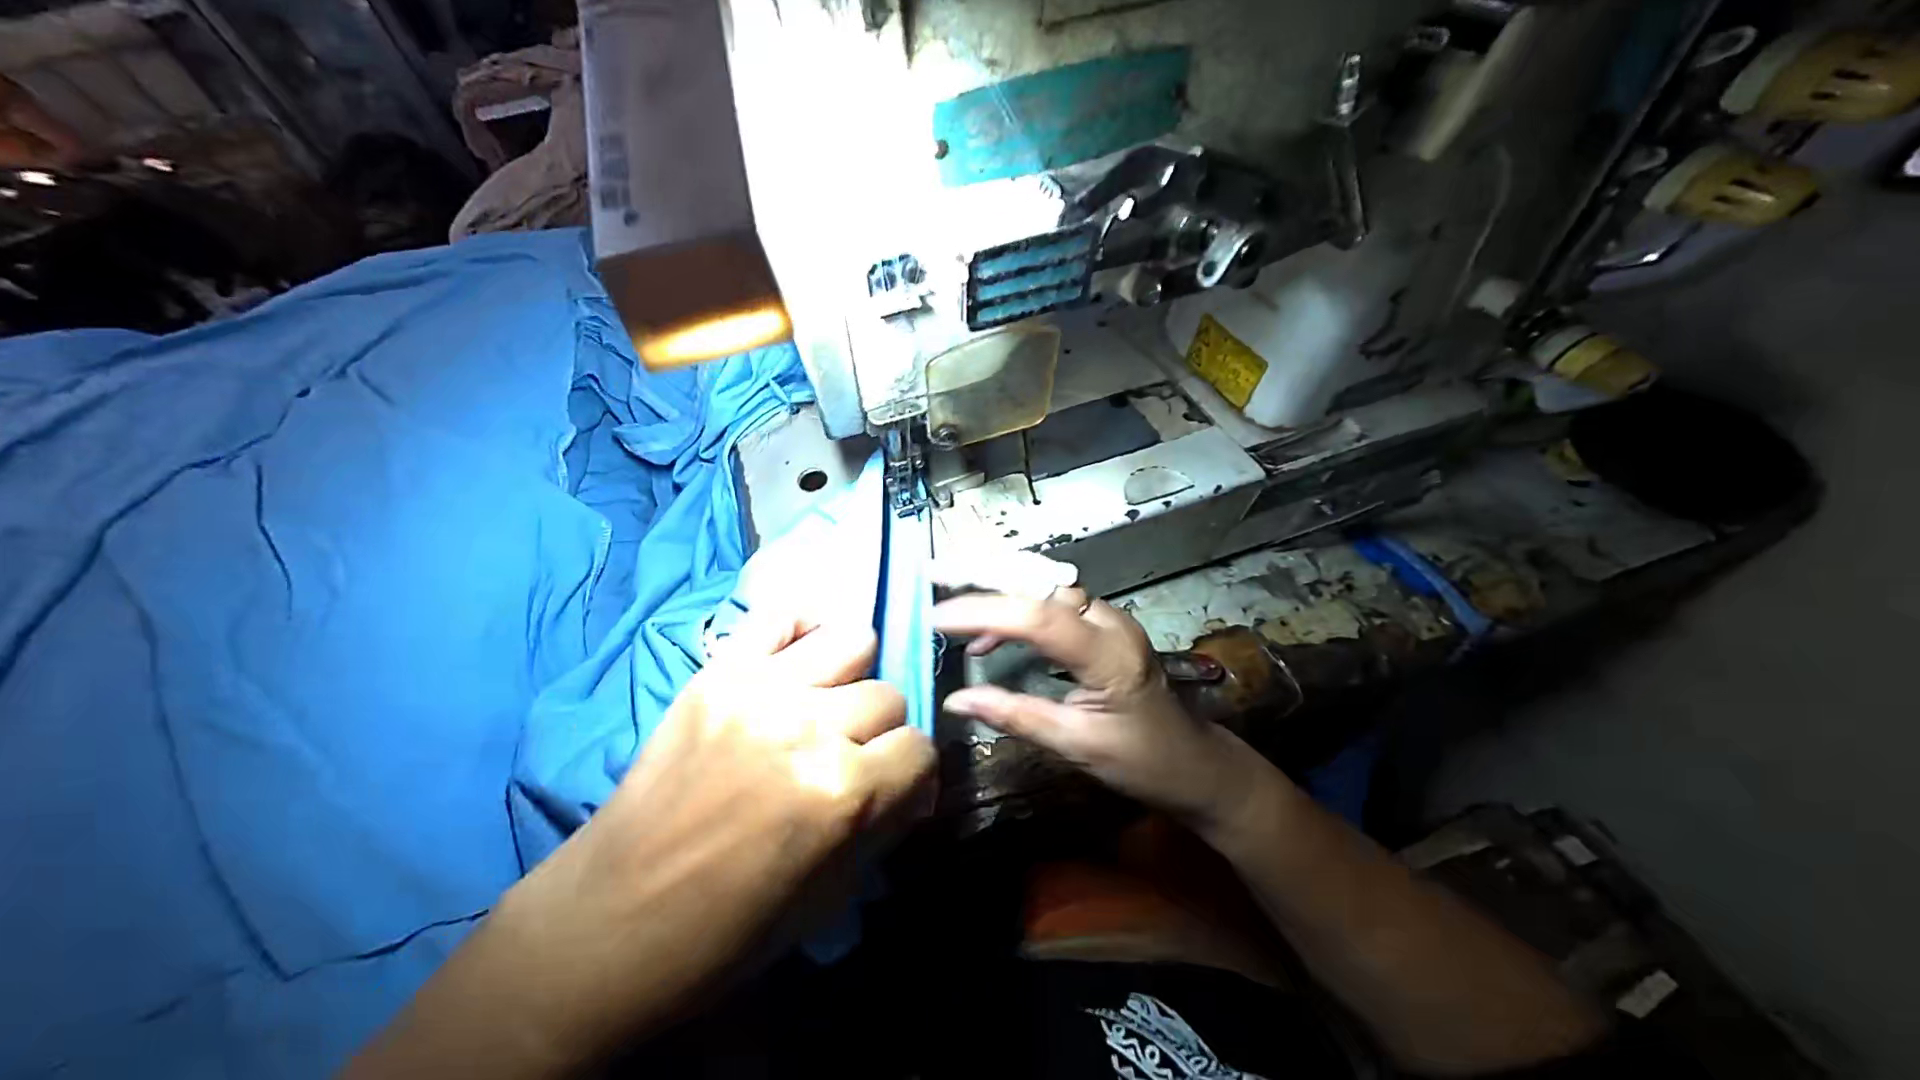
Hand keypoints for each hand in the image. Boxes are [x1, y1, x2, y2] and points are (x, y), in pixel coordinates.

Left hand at [345, 616, 935, 1077]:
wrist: (610, 921)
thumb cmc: (727, 930)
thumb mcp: (829, 896)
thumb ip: (883, 825)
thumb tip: (915, 784)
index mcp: (841, 793)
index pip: (920, 749)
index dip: (913, 774)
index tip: (896, 786)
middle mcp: (808, 727)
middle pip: (888, 695)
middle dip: (881, 731)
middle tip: (854, 754)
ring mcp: (758, 691)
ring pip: (851, 642)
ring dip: (850, 678)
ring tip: (824, 706)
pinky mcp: (715, 674)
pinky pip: (779, 617)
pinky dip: (800, 633)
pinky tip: (796, 663)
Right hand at [933, 587, 1261, 827]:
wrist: (1193, 761)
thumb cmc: (1142, 760)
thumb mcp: (1076, 745)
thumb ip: (1015, 716)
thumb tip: (956, 700)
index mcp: (1109, 654)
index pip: (1039, 617)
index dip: (985, 612)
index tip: (938, 618)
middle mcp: (1110, 622)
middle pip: (1041, 584)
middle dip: (985, 576)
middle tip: (935, 575)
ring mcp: (1108, 619)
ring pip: (1044, 586)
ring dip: (996, 589)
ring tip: (950, 604)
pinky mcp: (1101, 626)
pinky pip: (1051, 603)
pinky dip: (1015, 610)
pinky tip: (987, 639)